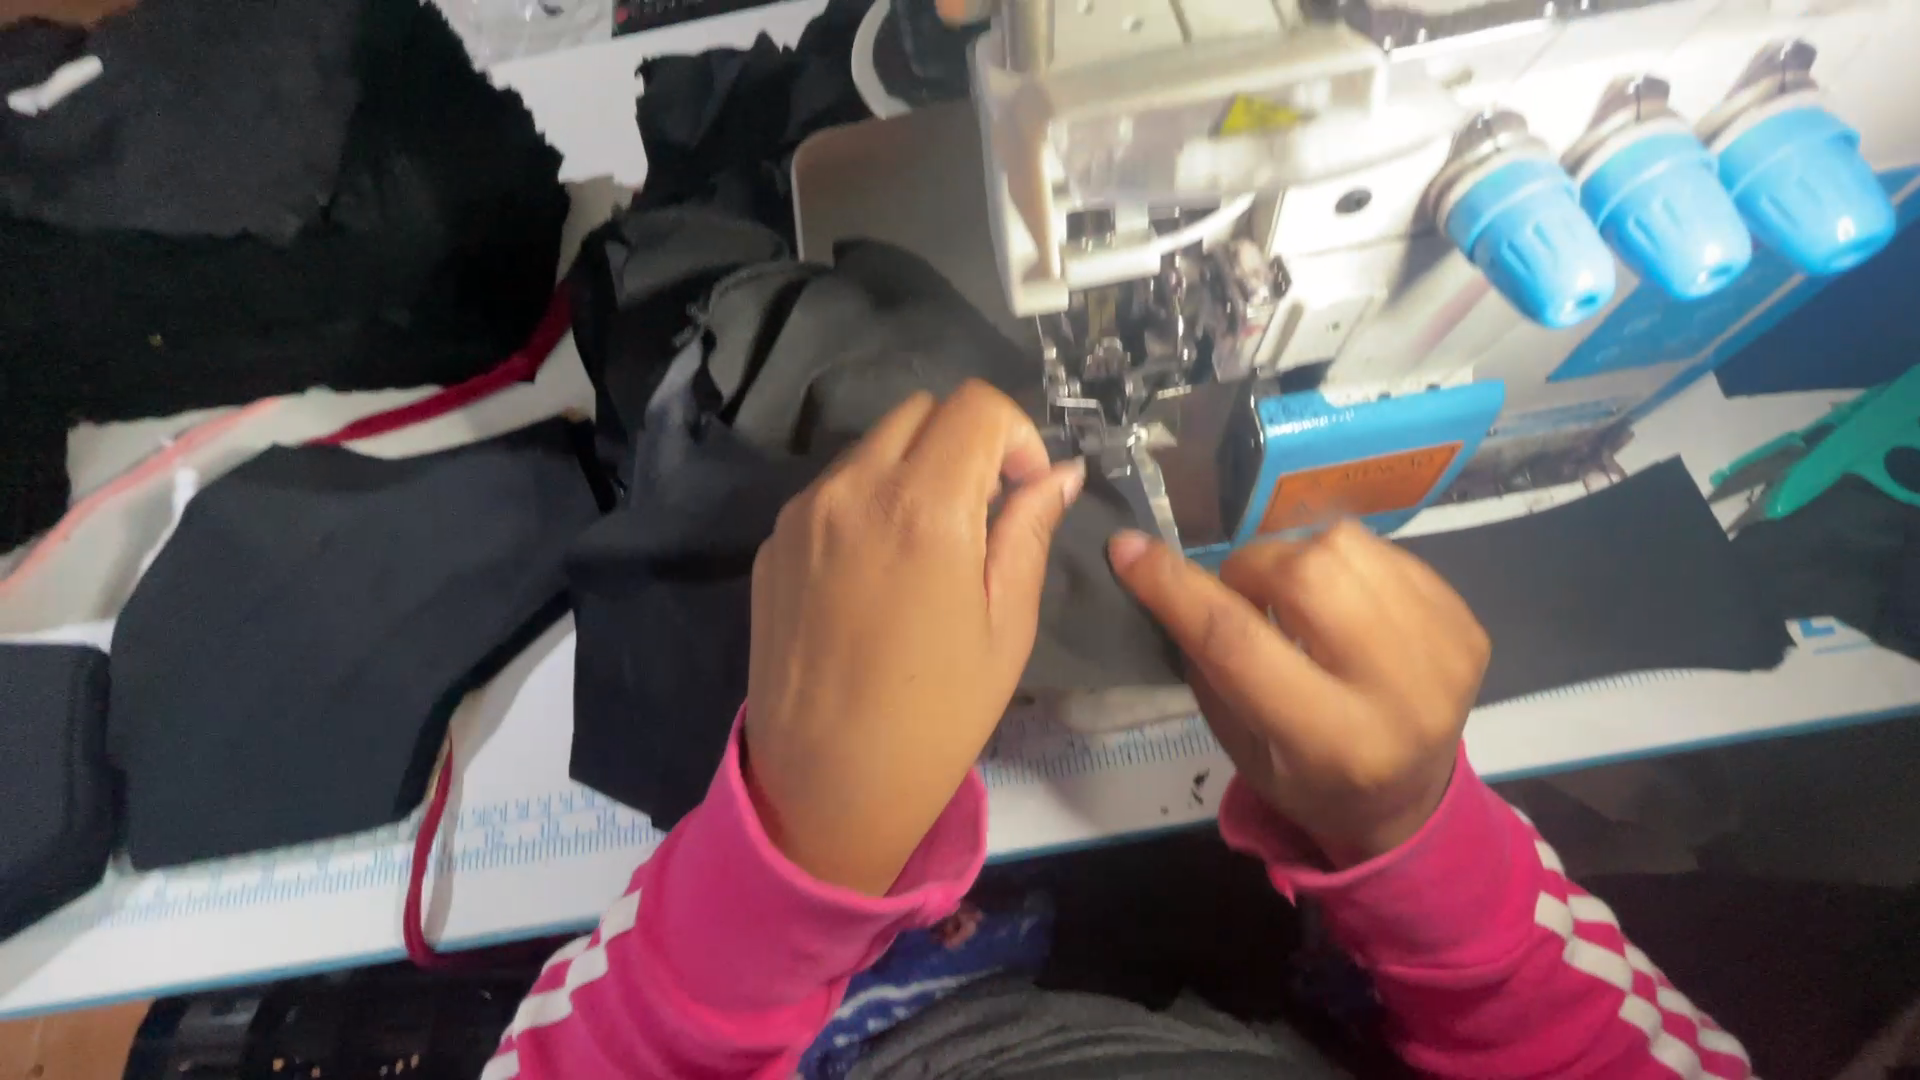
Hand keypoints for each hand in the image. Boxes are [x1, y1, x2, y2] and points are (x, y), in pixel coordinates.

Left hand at [745, 381, 1085, 894]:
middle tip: (982, 511)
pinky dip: (868, 501)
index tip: (1023, 490)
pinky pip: (832, 490)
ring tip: (928, 544)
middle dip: (965, 441)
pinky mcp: (773, 542)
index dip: (1016, 435)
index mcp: (922, 508)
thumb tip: (1059, 473)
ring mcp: (802, 514)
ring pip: (871, 446)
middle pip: (920, 411)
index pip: (976, 406)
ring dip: (914, 468)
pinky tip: (877, 572)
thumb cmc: (937, 716)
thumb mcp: (1007, 625)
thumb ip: (1030, 530)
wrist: (826, 784)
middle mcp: (852, 490)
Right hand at [1109, 521, 1488, 867]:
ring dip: (1293, 557)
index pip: (1237, 642)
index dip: (1174, 587)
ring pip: (1342, 545)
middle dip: (1249, 568)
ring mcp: (1445, 651)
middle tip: (1241, 594)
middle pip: (1303, 576)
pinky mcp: (1467, 620)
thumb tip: (1159, 566)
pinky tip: (1337, 601)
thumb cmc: (1302, 777)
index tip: (1127, 548)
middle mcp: (1398, 693)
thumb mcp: (1234, 738)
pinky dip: (1338, 560)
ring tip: (1292, 597)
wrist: (1411, 797)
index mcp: (1329, 740)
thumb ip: (1204, 655)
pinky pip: (1380, 547)